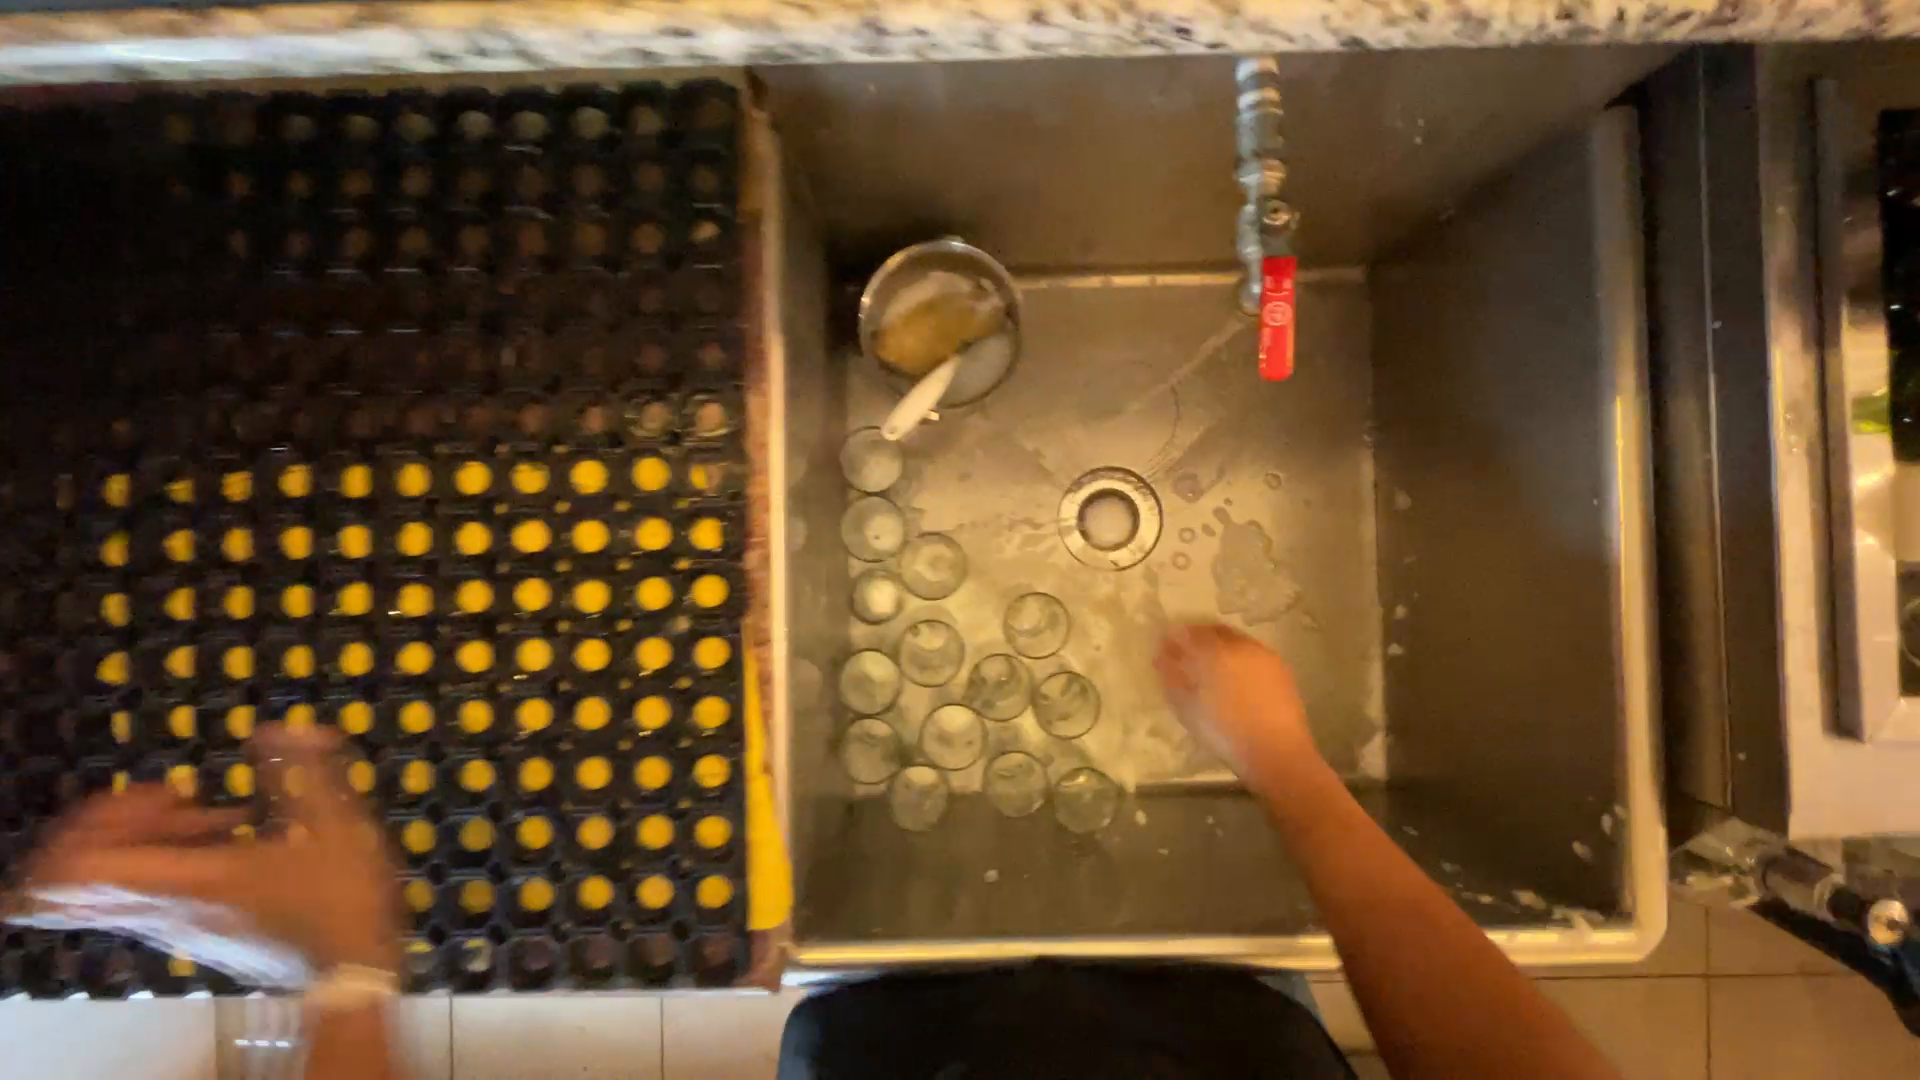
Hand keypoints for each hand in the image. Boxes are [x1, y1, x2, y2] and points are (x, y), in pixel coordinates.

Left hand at [4, 724, 399, 982]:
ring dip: (150, 841)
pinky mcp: (190, 933)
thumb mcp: (338, 823)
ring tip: (221, 818)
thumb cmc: (341, 895)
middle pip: (70, 878)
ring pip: (110, 885)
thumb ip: (309, 772)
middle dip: (112, 825)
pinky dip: (170, 862)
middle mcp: (159, 909)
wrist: (349, 967)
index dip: (96, 817)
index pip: (73, 866)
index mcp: (188, 882)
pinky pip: (144, 896)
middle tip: (179, 799)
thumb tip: (279, 727)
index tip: (166, 790)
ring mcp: (170, 926)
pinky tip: (235, 844)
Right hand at [1153, 623, 1321, 788]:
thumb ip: (1171, 677)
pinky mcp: (1280, 668)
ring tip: (1210, 667)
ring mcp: (1262, 654)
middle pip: (1213, 630)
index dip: (1172, 636)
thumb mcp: (1187, 708)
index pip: (1186, 632)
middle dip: (1197, 636)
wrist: (1277, 752)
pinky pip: (1252, 652)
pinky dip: (1239, 657)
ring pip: (1235, 640)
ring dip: (1219, 645)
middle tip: (1186, 653)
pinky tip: (1235, 677)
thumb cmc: (1224, 732)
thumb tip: (1162, 657)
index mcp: (1212, 651)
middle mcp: (1239, 644)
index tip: (1163, 647)